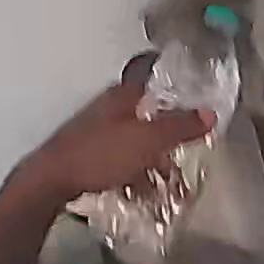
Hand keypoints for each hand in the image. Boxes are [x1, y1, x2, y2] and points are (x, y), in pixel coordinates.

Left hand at [8, 56, 214, 207]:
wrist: (53, 179)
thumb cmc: (100, 153)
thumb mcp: (147, 141)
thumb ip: (178, 127)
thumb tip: (210, 113)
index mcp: (123, 95)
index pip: (148, 73)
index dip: (167, 75)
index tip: (187, 80)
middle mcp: (109, 106)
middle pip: (145, 109)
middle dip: (166, 127)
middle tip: (186, 144)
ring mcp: (97, 128)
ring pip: (133, 135)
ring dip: (152, 154)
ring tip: (169, 179)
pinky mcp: (89, 152)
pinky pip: (120, 156)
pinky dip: (135, 168)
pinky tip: (142, 190)